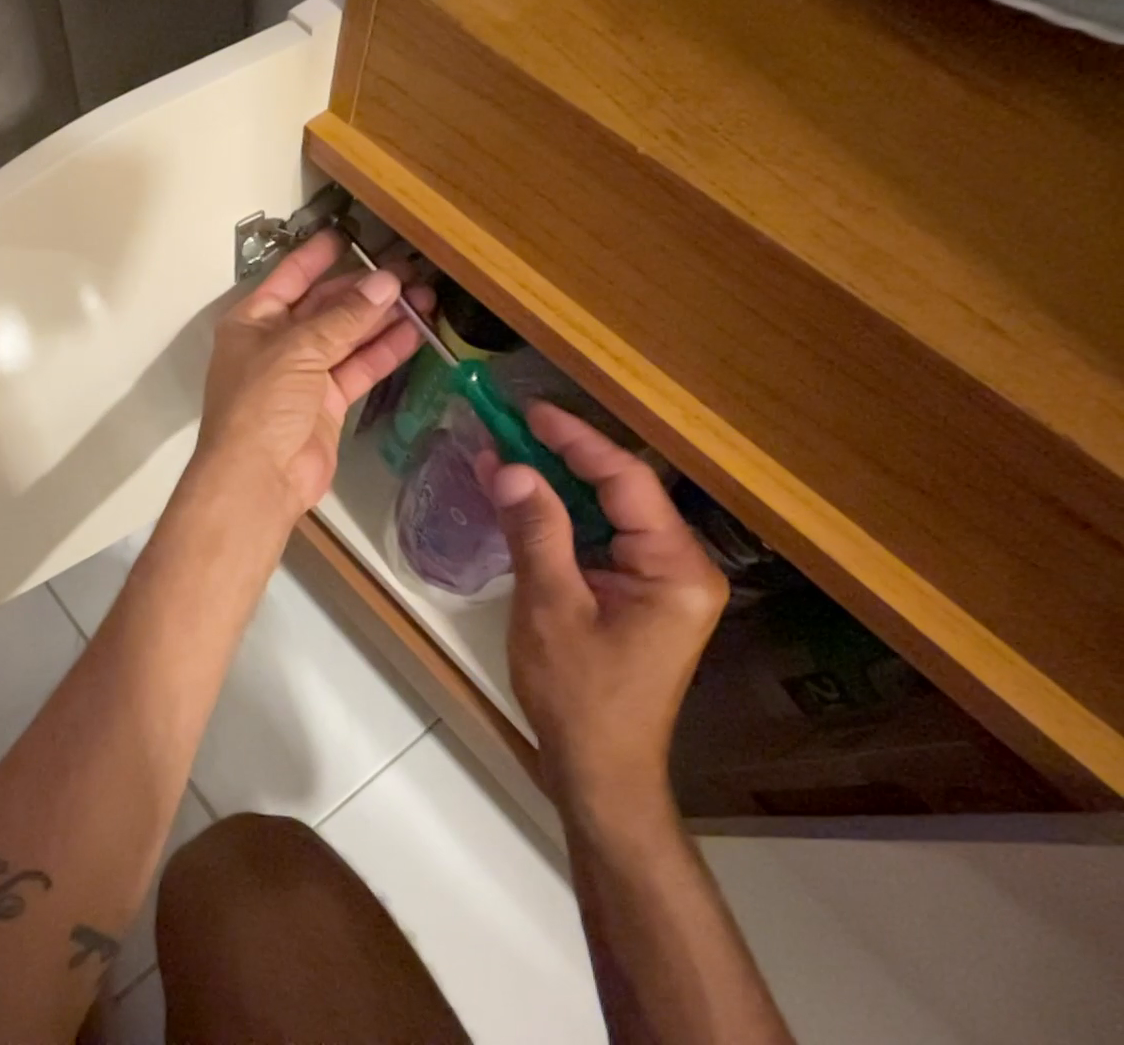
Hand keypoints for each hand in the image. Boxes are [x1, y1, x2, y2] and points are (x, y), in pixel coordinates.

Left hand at [195, 229, 433, 516]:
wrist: (258, 478)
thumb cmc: (261, 405)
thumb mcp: (297, 349)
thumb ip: (343, 317)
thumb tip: (386, 284)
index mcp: (252, 323)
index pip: (288, 279)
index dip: (317, 257)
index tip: (350, 235)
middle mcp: (276, 345)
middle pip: (324, 308)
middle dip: (364, 290)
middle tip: (409, 271)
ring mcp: (303, 376)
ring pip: (347, 338)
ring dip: (382, 319)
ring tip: (425, 296)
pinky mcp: (327, 404)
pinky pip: (359, 368)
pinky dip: (384, 351)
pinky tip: (416, 331)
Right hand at [481, 403, 727, 805]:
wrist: (599, 770)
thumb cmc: (578, 694)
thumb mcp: (550, 608)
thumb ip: (536, 533)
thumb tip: (511, 468)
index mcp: (675, 567)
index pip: (627, 481)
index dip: (576, 441)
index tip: (529, 413)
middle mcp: (678, 567)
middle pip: (620, 493)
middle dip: (563, 460)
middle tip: (508, 431)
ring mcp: (659, 585)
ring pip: (606, 517)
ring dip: (556, 490)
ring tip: (505, 460)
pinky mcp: (635, 599)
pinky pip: (598, 545)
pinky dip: (560, 525)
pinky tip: (522, 507)